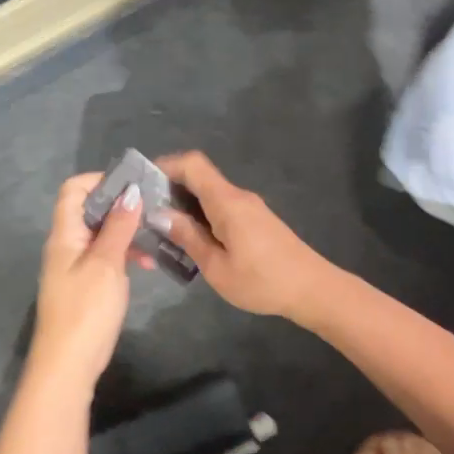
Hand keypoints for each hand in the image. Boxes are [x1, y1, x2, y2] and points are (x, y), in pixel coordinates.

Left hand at [32, 172, 142, 388]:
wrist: (67, 366)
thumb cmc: (86, 311)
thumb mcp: (107, 265)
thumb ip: (118, 227)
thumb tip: (130, 192)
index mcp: (65, 235)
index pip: (73, 190)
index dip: (101, 180)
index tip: (134, 185)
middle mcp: (65, 245)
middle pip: (89, 210)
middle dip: (121, 205)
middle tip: (155, 207)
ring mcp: (74, 267)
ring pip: (101, 235)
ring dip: (127, 232)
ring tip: (156, 237)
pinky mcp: (84, 286)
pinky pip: (104, 257)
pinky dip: (124, 254)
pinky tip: (147, 263)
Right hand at [156, 151, 334, 320]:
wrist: (311, 288)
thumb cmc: (261, 281)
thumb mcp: (217, 266)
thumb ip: (188, 237)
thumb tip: (159, 213)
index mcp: (227, 201)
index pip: (193, 164)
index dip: (165, 165)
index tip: (142, 184)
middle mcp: (238, 196)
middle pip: (199, 177)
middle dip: (169, 189)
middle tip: (143, 214)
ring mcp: (250, 207)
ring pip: (209, 195)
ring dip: (185, 206)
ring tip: (160, 231)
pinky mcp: (256, 220)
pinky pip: (222, 208)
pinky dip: (202, 216)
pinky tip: (190, 240)